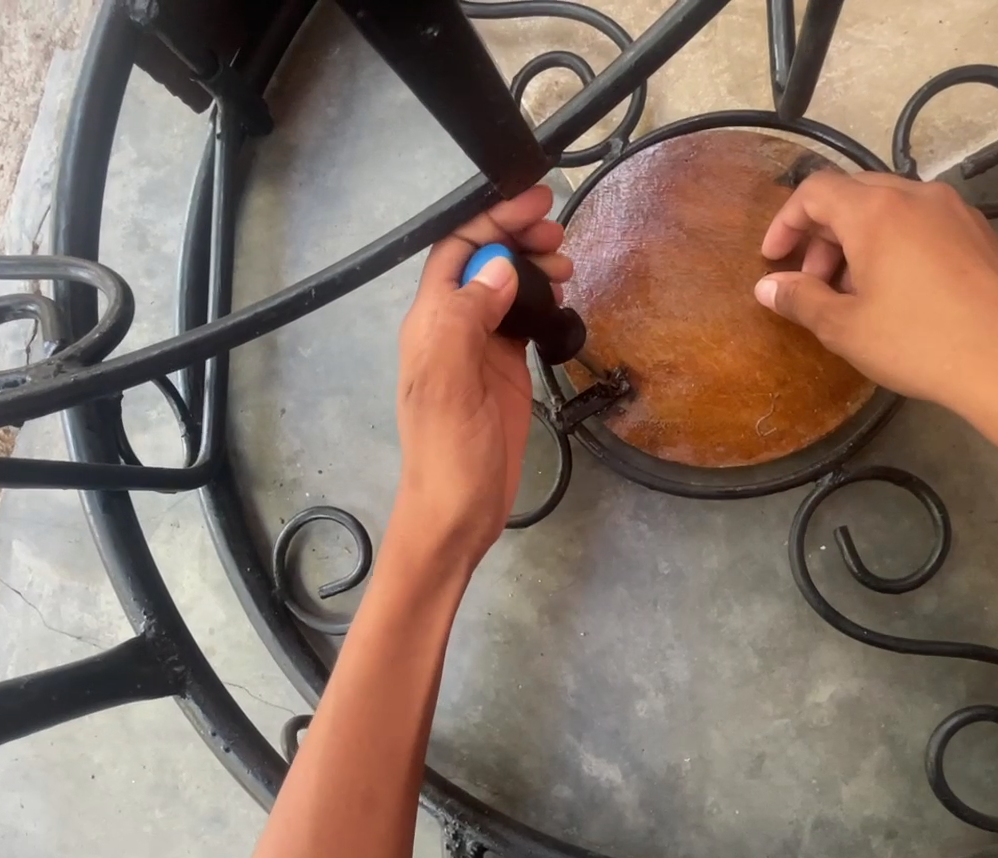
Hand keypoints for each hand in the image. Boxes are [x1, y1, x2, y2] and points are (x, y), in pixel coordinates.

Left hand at [395, 185, 570, 564]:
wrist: (460, 512)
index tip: (536, 204)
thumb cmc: (449, 456)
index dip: (492, 220)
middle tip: (559, 238)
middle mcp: (452, 329)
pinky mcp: (503, 372)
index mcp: (430, 324)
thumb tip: (500, 270)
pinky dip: (540, 303)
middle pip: (481, 263)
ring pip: (503, 288)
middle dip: (516, 238)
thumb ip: (466, 322)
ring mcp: (479, 351)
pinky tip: (560, 300)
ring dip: (532, 268)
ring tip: (567, 266)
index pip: (457, 251)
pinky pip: (519, 321)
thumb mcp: (450, 387)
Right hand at [753, 169, 997, 434]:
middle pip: (851, 194)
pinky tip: (890, 291)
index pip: (815, 191)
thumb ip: (800, 299)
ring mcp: (952, 211)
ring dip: (853, 242)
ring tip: (847, 292)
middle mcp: (915, 196)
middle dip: (819, 234)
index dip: (784, 222)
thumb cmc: (917, 341)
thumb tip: (767, 287)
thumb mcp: (844, 327)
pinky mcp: (977, 232)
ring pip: (887, 208)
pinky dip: (889, 245)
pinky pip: (918, 223)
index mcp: (876, 211)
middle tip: (808, 283)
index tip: (772, 260)